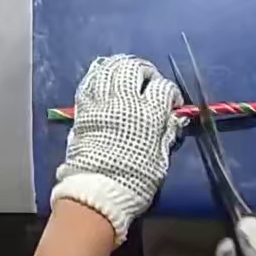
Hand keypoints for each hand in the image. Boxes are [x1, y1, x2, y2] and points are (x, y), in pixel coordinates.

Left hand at [49, 55, 182, 243]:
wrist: (97, 188)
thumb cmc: (133, 179)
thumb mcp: (159, 159)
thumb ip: (165, 134)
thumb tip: (172, 118)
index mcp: (148, 115)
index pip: (162, 88)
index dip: (170, 92)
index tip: (172, 102)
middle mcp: (124, 102)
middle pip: (134, 69)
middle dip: (144, 71)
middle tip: (147, 80)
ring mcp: (101, 102)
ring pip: (110, 69)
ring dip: (121, 66)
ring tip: (126, 72)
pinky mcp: (83, 108)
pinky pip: (89, 82)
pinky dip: (98, 75)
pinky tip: (104, 76)